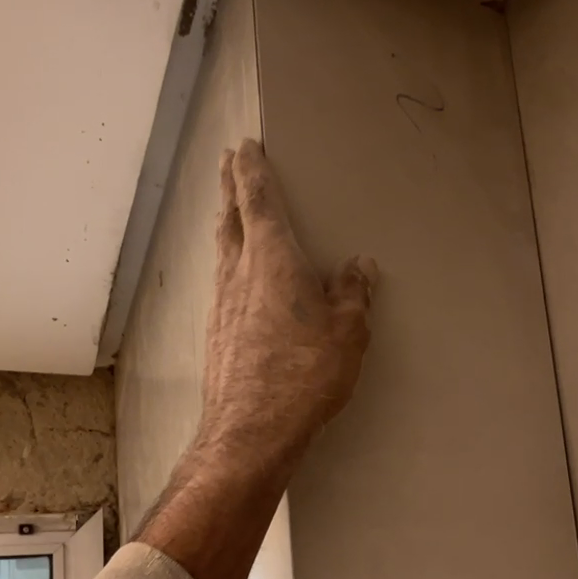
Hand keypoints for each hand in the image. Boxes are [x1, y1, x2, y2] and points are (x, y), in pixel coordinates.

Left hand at [198, 139, 376, 464]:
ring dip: (226, 226)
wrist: (252, 431)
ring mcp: (221, 305)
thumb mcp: (347, 332)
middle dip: (230, 188)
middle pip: (229, 218)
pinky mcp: (217, 335)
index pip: (257, 200)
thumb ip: (353, 294)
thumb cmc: (304, 375)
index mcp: (272, 259)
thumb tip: (360, 267)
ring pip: (222, 252)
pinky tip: (238, 283)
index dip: (251, 170)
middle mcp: (239, 274)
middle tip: (228, 166)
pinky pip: (223, 286)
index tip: (245, 147)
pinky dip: (230, 269)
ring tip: (230, 216)